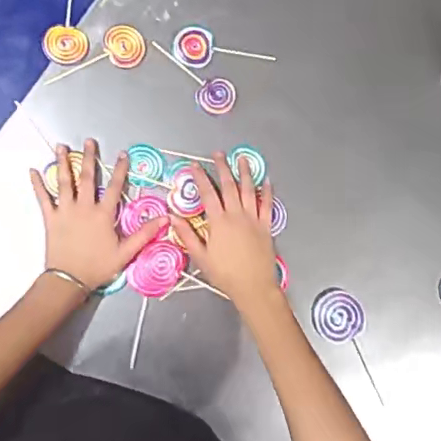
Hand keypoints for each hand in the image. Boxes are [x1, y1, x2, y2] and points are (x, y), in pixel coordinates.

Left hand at [29, 139, 165, 292]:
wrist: (69, 279)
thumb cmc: (98, 267)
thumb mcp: (126, 252)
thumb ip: (144, 233)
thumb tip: (164, 219)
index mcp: (103, 215)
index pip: (116, 187)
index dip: (120, 169)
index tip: (122, 154)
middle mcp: (84, 208)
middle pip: (88, 178)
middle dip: (90, 158)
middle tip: (89, 141)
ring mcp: (65, 211)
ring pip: (64, 182)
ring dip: (63, 162)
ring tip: (61, 146)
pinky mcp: (50, 218)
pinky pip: (42, 198)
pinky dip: (37, 184)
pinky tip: (32, 171)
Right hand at [169, 152, 279, 310]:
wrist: (253, 286)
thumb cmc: (225, 274)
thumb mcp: (200, 257)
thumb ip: (187, 235)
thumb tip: (173, 217)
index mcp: (219, 222)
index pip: (207, 193)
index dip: (200, 177)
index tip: (195, 166)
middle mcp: (236, 215)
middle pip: (229, 185)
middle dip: (222, 167)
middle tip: (218, 154)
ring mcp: (253, 219)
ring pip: (249, 190)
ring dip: (245, 173)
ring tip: (242, 159)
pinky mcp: (266, 226)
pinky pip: (267, 205)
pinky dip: (267, 191)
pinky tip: (267, 181)